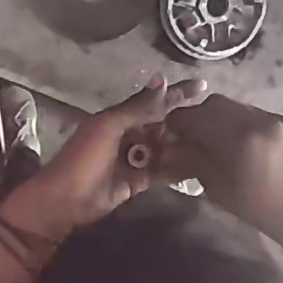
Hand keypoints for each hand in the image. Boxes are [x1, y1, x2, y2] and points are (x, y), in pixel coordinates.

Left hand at [0, 76, 208, 240]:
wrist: (64, 201)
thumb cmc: (83, 158)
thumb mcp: (109, 127)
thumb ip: (138, 106)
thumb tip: (164, 80)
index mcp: (119, 117)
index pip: (153, 101)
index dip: (177, 94)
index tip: (203, 87)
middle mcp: (129, 135)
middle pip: (162, 125)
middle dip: (185, 122)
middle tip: (217, 121)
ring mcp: (133, 159)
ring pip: (165, 148)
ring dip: (185, 145)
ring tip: (216, 143)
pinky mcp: (137, 182)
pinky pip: (162, 172)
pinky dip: (178, 169)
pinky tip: (201, 166)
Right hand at [160, 94, 282, 254]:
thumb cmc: (262, 213)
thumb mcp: (219, 190)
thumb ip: (193, 161)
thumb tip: (171, 145)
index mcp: (242, 139)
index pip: (197, 115)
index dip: (178, 122)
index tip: (169, 135)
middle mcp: (262, 120)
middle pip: (217, 104)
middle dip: (199, 118)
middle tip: (189, 137)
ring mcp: (280, 119)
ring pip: (238, 107)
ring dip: (222, 120)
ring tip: (217, 144)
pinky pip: (258, 116)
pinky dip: (244, 126)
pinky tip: (243, 146)